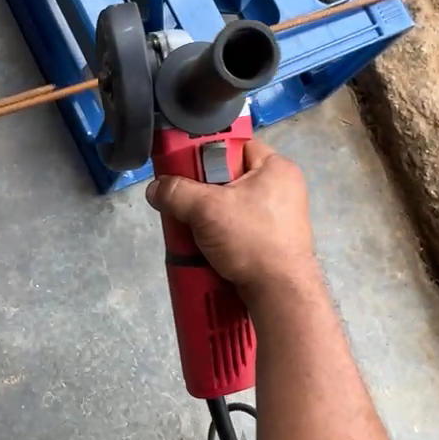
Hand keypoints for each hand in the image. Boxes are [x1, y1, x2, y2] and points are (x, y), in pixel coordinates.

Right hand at [145, 140, 320, 301]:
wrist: (280, 294)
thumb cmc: (251, 240)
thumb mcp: (206, 210)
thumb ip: (176, 193)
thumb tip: (155, 189)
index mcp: (276, 167)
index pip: (235, 145)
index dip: (208, 153)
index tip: (186, 168)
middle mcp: (283, 188)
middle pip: (230, 178)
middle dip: (204, 191)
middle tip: (187, 202)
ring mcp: (281, 217)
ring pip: (232, 206)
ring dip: (209, 217)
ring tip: (193, 227)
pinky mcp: (274, 242)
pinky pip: (240, 228)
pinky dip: (221, 235)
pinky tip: (207, 246)